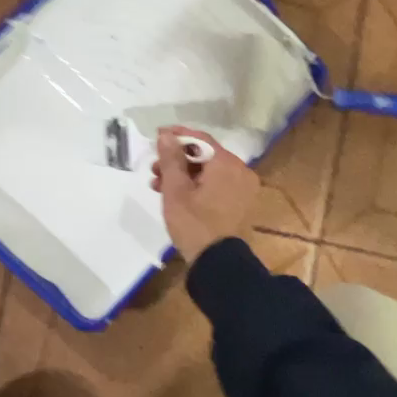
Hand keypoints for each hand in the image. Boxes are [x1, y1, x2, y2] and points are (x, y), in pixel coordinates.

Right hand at [149, 126, 256, 264]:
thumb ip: (171, 159)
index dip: (177, 136)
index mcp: (227, 163)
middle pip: (205, 155)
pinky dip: (198, 185)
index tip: (157, 136)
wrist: (218, 262)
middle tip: (154, 168)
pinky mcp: (240, 202)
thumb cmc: (194, 224)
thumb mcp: (176, 190)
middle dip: (178, 159)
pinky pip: (217, 184)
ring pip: (210, 171)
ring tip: (158, 185)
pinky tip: (176, 195)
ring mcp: (243, 187)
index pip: (201, 138)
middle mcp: (240, 170)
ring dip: (184, 174)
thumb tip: (166, 135)